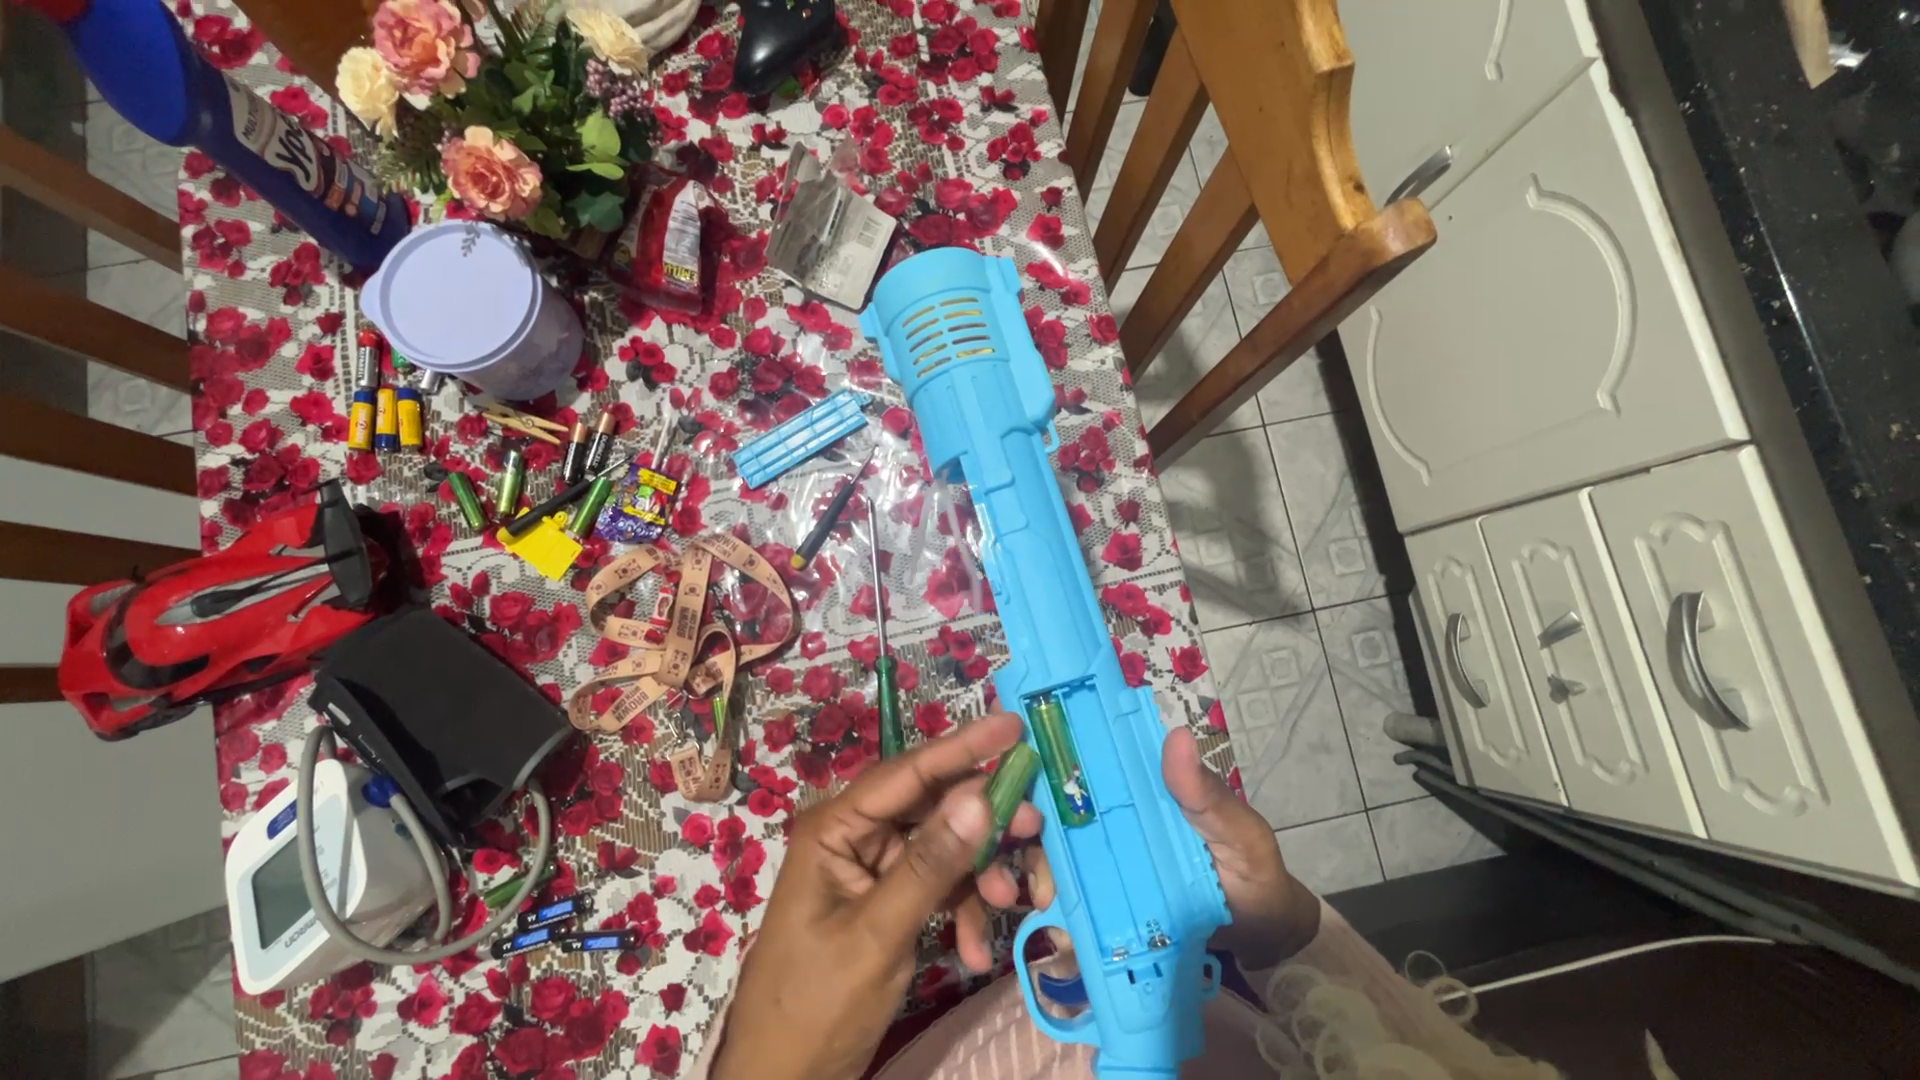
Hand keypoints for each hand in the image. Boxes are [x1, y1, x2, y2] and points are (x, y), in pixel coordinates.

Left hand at [711, 712, 1042, 1079]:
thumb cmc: (816, 1004)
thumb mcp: (877, 934)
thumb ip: (930, 864)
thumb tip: (979, 796)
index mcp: (836, 827)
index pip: (909, 771)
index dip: (964, 746)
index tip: (1014, 726)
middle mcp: (857, 836)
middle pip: (935, 807)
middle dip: (985, 823)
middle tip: (1033, 828)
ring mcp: (875, 870)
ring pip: (947, 848)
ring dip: (982, 876)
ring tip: (1012, 908)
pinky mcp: (890, 902)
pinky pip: (942, 887)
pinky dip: (966, 912)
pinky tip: (976, 951)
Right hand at [977, 727, 1319, 970]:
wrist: (1263, 945)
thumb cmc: (1253, 875)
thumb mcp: (1240, 835)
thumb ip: (1208, 797)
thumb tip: (1176, 735)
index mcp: (1137, 785)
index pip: (1081, 755)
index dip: (1037, 750)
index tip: (1006, 759)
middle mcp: (1109, 814)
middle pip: (1046, 802)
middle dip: (1015, 813)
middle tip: (1014, 833)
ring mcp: (1100, 859)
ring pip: (1042, 847)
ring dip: (1020, 859)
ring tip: (1020, 889)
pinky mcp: (1098, 900)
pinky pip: (1060, 892)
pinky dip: (1042, 898)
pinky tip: (1038, 910)